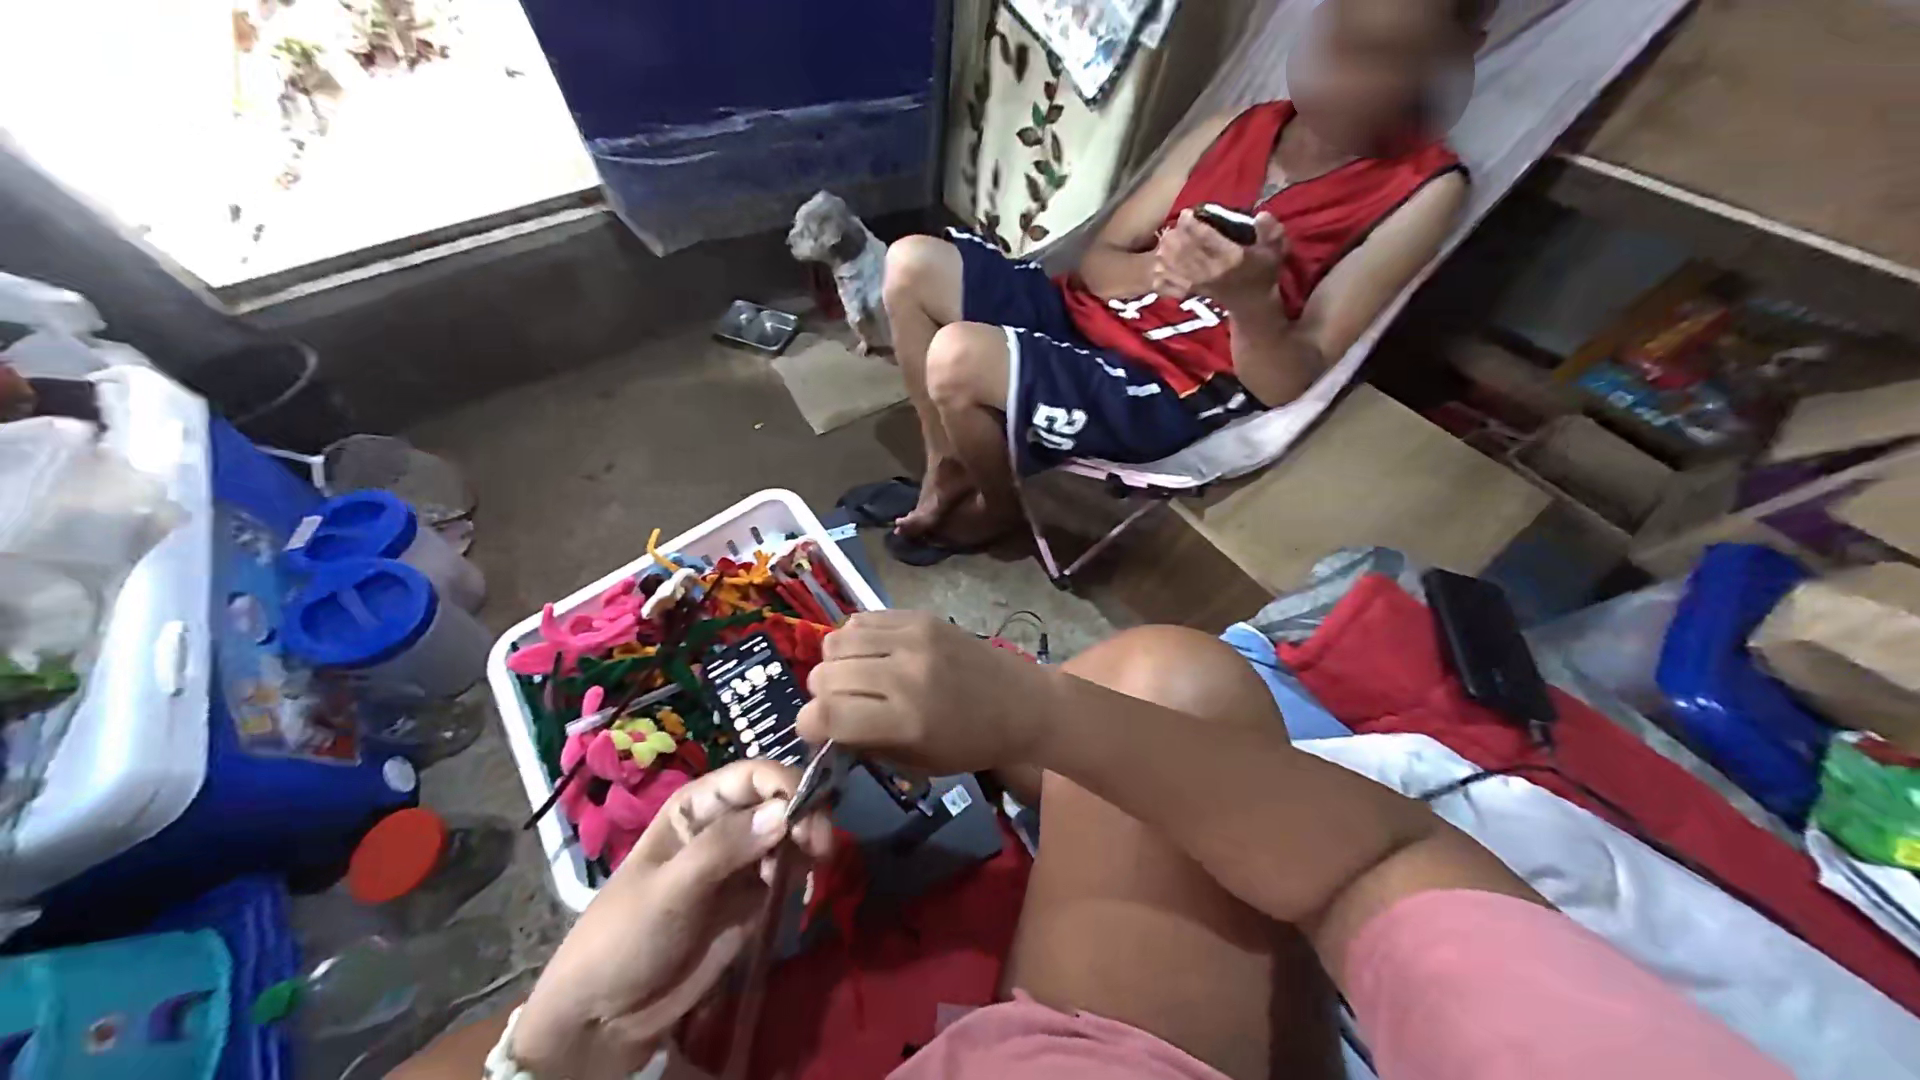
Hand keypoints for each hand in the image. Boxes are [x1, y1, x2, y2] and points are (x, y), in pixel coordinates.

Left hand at [515, 761, 832, 1079]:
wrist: (605, 1017)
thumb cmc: (624, 937)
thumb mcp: (669, 889)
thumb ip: (724, 848)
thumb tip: (785, 812)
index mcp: (698, 805)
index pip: (754, 775)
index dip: (786, 784)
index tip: (808, 814)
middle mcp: (726, 822)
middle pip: (781, 799)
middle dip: (806, 814)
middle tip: (820, 847)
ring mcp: (743, 859)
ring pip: (792, 832)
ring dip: (810, 842)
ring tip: (815, 869)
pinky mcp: (755, 895)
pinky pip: (791, 869)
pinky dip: (805, 872)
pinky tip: (803, 890)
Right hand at [795, 610, 1058, 774]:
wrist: (1022, 702)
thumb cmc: (972, 744)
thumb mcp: (918, 763)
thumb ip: (866, 744)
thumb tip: (824, 727)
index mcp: (905, 721)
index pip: (826, 714)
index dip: (809, 725)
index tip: (819, 729)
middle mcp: (904, 674)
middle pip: (824, 674)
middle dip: (822, 695)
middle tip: (843, 704)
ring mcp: (912, 638)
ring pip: (836, 641)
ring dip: (836, 664)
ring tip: (857, 676)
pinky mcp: (920, 617)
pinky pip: (861, 619)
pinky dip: (856, 639)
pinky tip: (874, 654)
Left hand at [1153, 209, 1286, 311]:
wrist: (1252, 304)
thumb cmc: (1263, 272)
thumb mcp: (1275, 249)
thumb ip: (1271, 231)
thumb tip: (1261, 214)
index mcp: (1231, 258)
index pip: (1207, 239)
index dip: (1192, 225)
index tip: (1186, 213)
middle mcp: (1211, 271)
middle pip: (1185, 252)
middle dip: (1175, 237)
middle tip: (1174, 225)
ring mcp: (1199, 284)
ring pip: (1174, 267)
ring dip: (1165, 253)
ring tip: (1165, 240)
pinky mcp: (1192, 293)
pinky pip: (1170, 286)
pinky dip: (1161, 276)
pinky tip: (1157, 265)